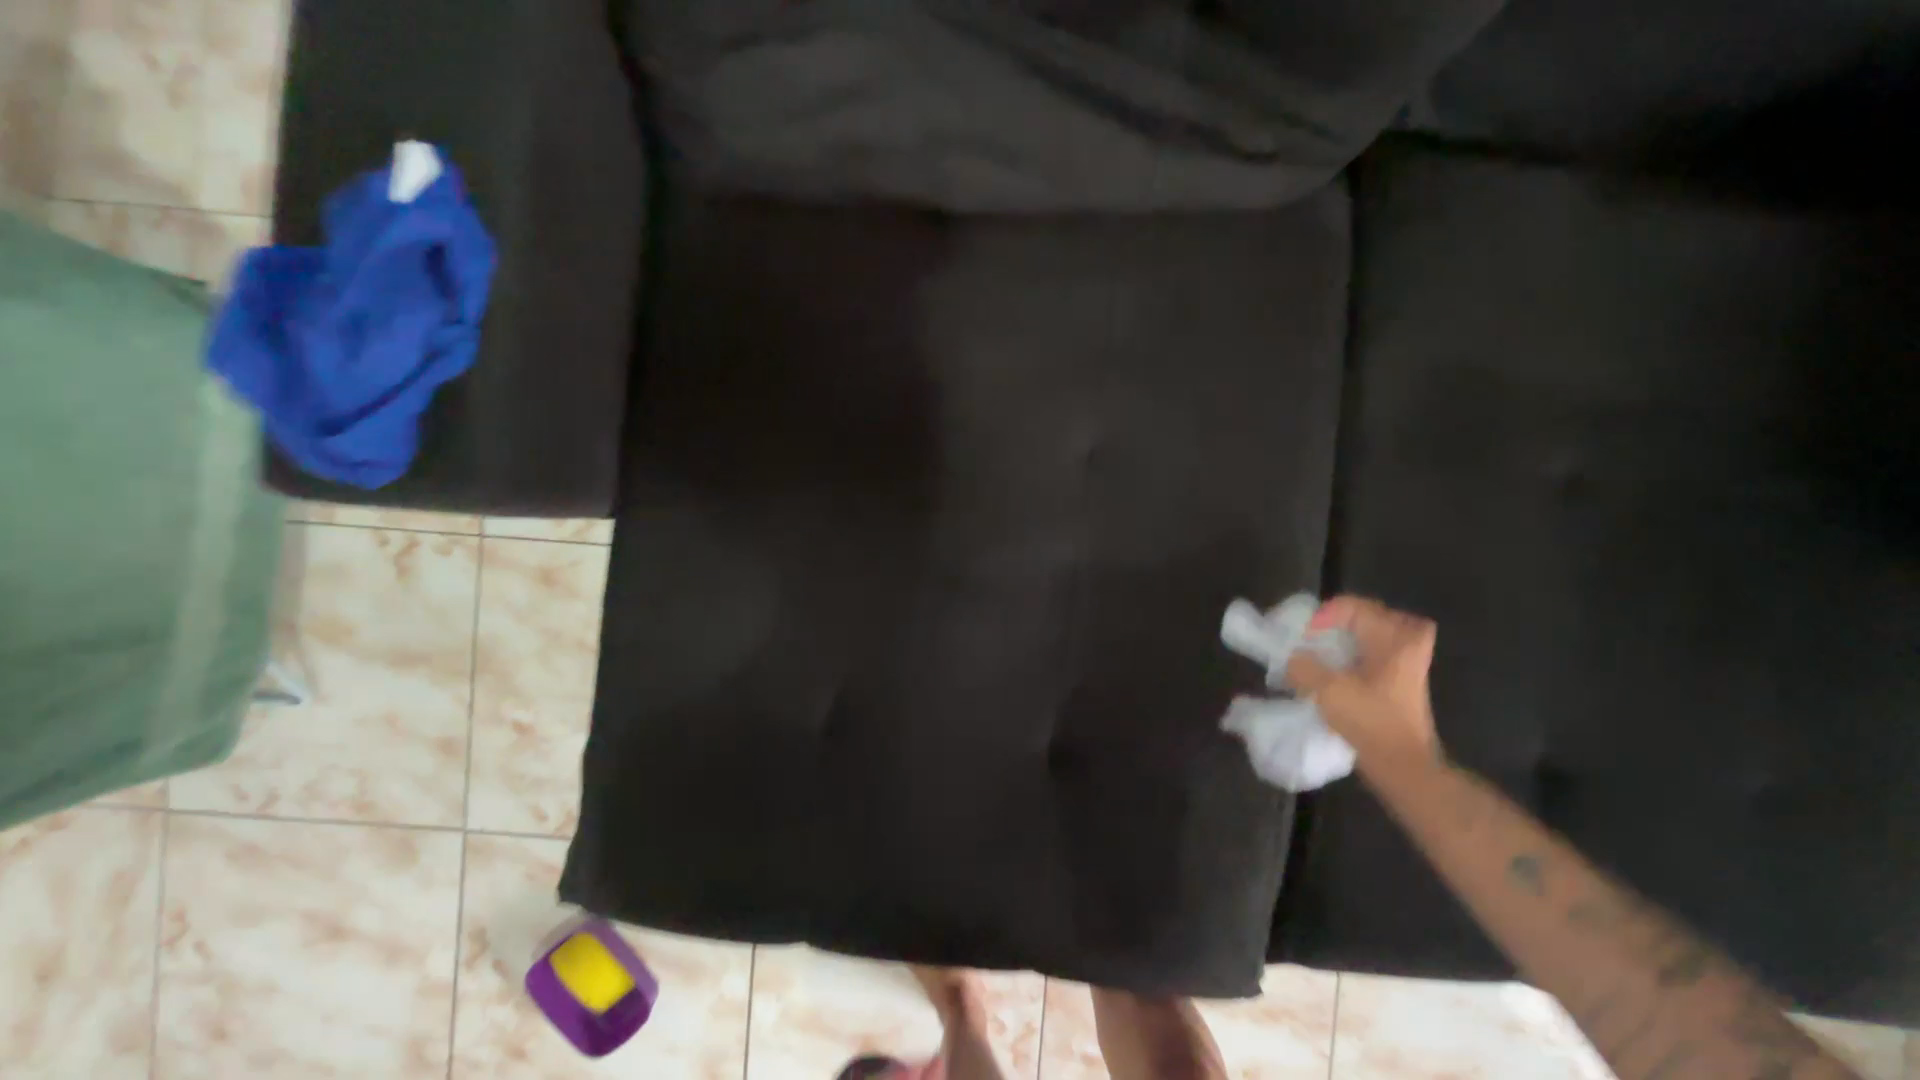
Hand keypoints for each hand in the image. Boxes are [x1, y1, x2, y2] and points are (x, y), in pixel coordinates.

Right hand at [1286, 596, 1439, 762]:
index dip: (1322, 618)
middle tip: (1309, 640)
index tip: (1303, 640)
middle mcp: (1407, 642)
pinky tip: (1329, 676)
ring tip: (1314, 658)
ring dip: (1338, 644)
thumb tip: (1293, 659)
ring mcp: (1407, 661)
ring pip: (1365, 637)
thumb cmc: (1370, 722)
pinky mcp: (1399, 680)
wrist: (1403, 765)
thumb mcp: (1328, 691)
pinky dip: (1348, 659)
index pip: (1352, 606)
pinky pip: (1370, 654)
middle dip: (1331, 627)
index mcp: (1395, 637)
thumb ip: (1303, 666)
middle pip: (1362, 617)